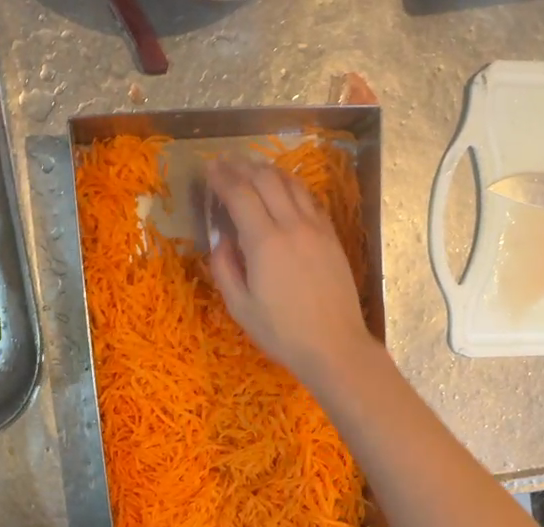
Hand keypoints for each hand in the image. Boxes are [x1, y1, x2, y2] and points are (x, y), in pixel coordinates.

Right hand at [205, 157, 375, 387]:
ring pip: (291, 184)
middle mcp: (292, 226)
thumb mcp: (240, 308)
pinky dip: (292, 187)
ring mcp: (316, 229)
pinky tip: (285, 191)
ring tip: (253, 170)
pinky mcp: (331, 238)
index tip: (209, 169)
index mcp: (264, 242)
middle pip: (266, 180)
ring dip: (269, 171)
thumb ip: (225, 270)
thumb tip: (220, 242)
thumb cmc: (282, 333)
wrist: (333, 345)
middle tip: (227, 163)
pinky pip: (310, 200)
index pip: (240, 194)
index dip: (222, 178)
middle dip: (243, 167)